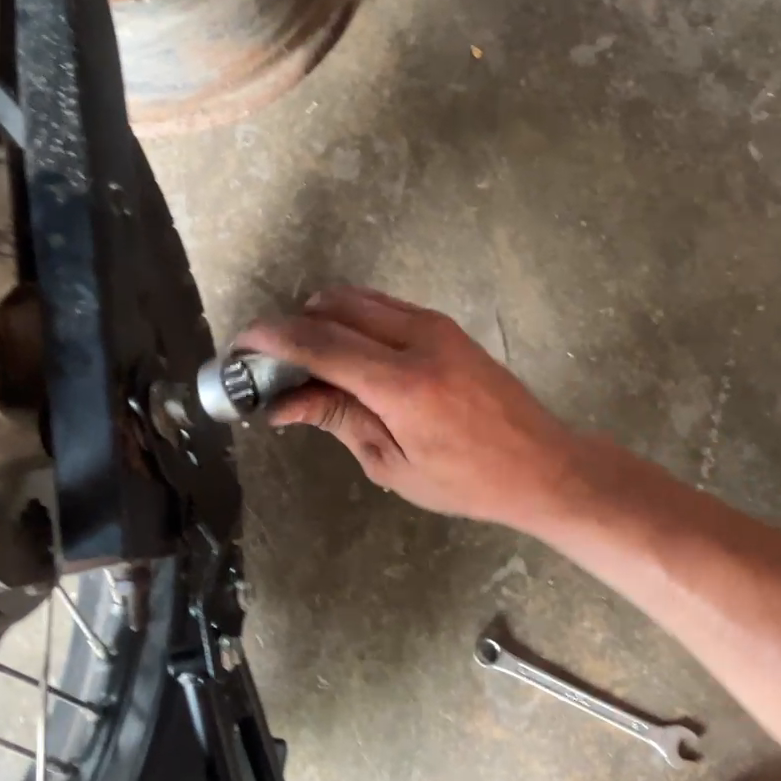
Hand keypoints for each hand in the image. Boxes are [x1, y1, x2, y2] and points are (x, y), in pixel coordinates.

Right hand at [236, 287, 586, 527]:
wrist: (541, 463)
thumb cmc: (467, 480)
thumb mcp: (394, 463)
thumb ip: (337, 419)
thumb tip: (281, 402)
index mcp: (403, 383)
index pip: (320, 342)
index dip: (271, 339)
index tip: (239, 347)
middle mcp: (419, 338)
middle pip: (335, 307)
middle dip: (292, 327)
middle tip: (269, 363)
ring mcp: (436, 325)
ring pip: (359, 299)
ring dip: (321, 320)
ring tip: (303, 362)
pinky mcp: (446, 325)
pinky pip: (384, 307)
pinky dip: (352, 320)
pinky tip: (344, 356)